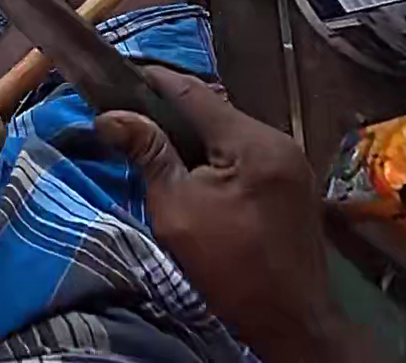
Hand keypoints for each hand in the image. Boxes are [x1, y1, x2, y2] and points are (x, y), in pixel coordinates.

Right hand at [96, 67, 366, 362]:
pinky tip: (190, 160)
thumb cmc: (230, 268)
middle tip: (131, 110)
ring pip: (226, 125)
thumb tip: (108, 115)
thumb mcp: (176, 208)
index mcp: (251, 142)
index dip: (153, 78)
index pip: (192, 91)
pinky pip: (242, 145)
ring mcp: (289, 159)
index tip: (119, 74)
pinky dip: (212, 145)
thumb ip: (147, 151)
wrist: (296, 331)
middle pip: (211, 105)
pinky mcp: (292, 179)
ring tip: (153, 133)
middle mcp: (275, 139)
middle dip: (169, 105)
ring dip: (191, 126)